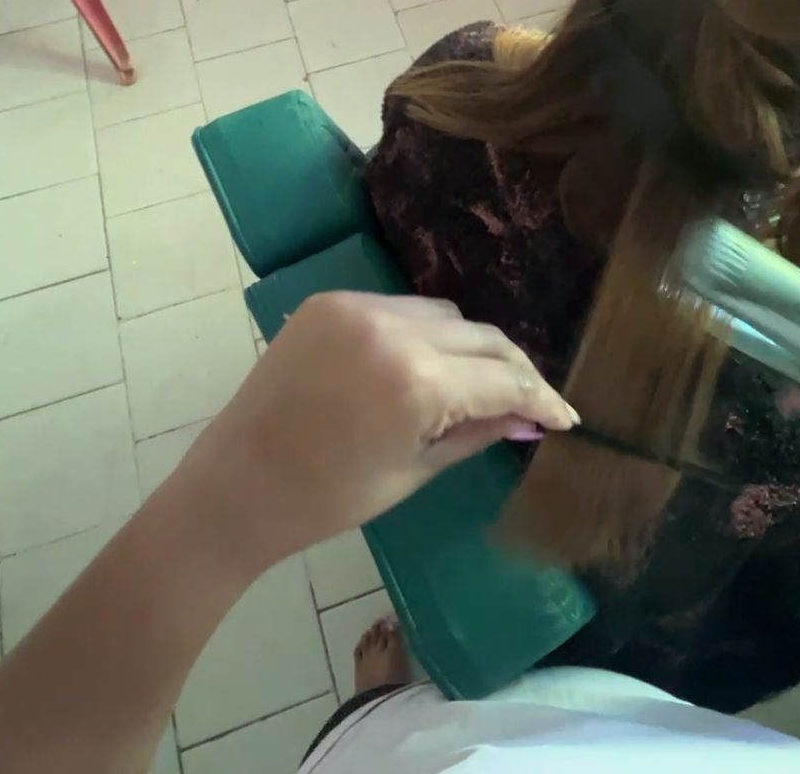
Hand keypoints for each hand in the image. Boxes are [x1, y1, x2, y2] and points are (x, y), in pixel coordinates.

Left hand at [175, 292, 579, 564]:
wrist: (234, 486)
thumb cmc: (327, 499)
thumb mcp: (415, 471)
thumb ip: (478, 432)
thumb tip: (528, 416)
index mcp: (415, 382)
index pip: (504, 378)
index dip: (541, 398)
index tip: (564, 416)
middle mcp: (392, 328)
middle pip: (483, 335)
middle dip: (513, 368)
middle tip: (531, 402)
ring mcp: (358, 307)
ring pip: (446, 315)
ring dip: (470, 346)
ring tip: (476, 385)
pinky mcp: (333, 301)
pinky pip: (402, 308)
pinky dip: (426, 333)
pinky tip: (425, 364)